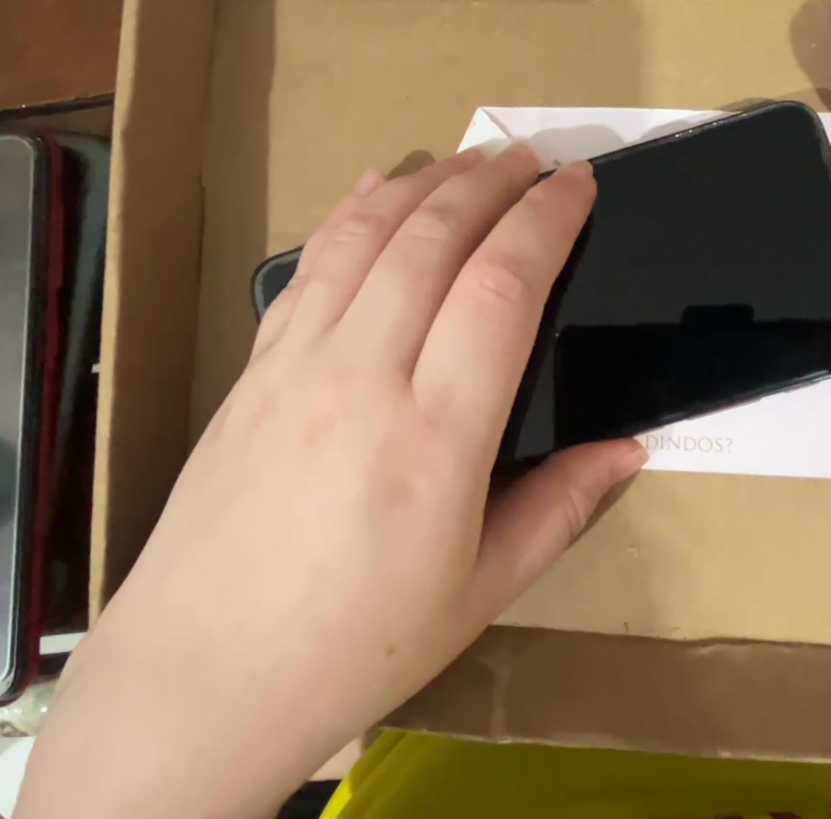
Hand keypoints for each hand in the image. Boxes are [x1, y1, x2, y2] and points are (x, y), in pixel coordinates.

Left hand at [16, 143, 645, 818]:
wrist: (203, 674)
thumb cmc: (355, 644)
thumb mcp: (481, 590)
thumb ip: (561, 506)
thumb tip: (627, 447)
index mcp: (435, 438)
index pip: (501, 288)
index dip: (546, 221)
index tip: (578, 184)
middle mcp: (362, 377)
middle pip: (433, 238)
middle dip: (490, 181)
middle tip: (531, 156)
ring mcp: (296, 363)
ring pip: (367, 236)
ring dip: (425, 182)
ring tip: (469, 158)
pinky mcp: (253, 368)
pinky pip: (308, 266)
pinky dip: (349, 213)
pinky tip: (373, 186)